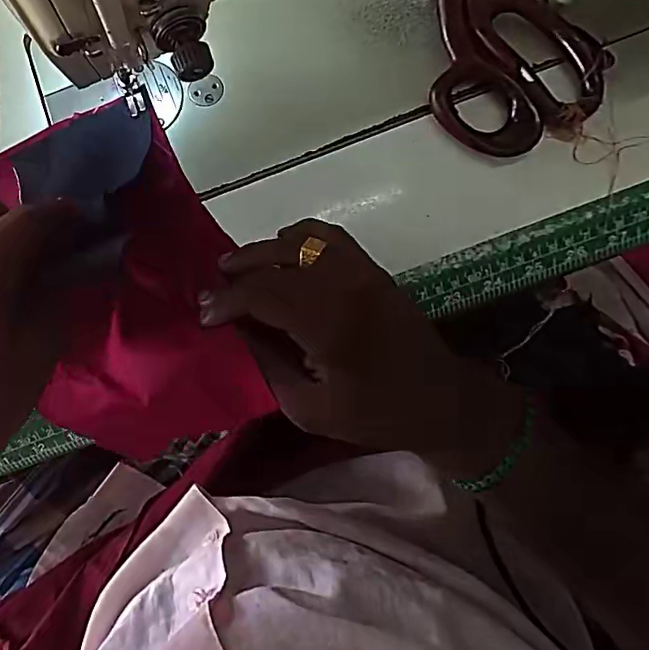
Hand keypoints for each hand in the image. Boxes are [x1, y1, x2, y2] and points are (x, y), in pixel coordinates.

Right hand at [199, 219, 523, 477]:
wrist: (443, 401)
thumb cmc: (376, 414)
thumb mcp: (310, 410)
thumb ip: (268, 365)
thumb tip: (238, 331)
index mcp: (328, 323)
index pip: (261, 293)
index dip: (226, 301)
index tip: (205, 316)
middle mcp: (342, 285)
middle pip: (273, 261)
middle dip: (236, 274)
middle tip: (214, 292)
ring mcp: (359, 270)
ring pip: (295, 241)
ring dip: (261, 252)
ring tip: (239, 269)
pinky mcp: (370, 267)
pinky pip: (325, 235)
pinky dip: (296, 238)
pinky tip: (282, 254)